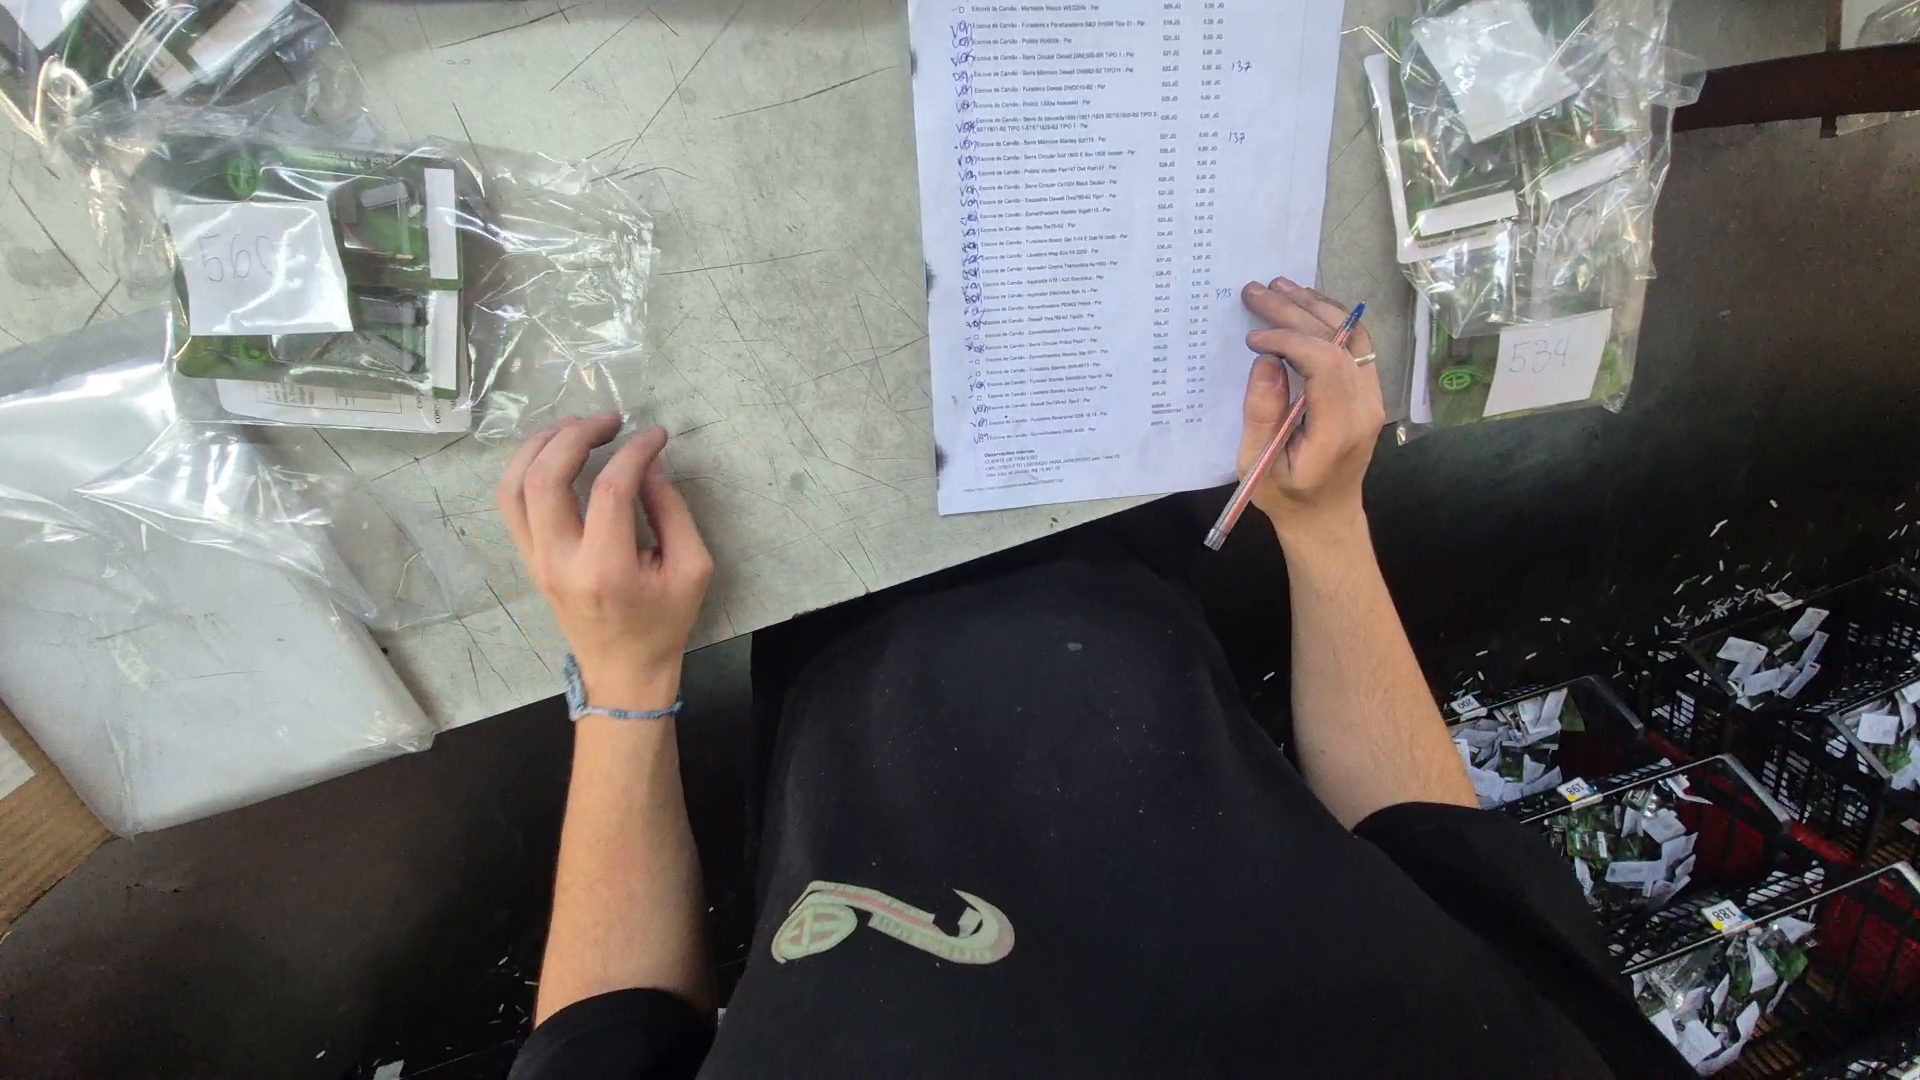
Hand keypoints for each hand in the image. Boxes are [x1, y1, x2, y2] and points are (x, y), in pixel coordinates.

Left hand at [497, 414, 712, 710]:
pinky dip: (525, 468)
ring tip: (575, 427)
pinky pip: (510, 504)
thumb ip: (672, 513)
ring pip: (514, 487)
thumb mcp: (692, 569)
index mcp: (607, 569)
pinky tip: (553, 453)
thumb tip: (647, 465)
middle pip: (545, 479)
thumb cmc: (665, 622)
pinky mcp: (529, 560)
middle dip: (576, 436)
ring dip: (540, 446)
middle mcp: (560, 562)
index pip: (611, 490)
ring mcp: (536, 561)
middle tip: (610, 420)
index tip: (656, 435)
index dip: (634, 452)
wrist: (624, 670)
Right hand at [1238, 278, 1384, 544]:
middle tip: (1256, 292)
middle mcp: (1365, 406)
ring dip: (1316, 307)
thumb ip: (1261, 413)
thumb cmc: (1286, 498)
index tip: (1253, 338)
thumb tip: (1265, 360)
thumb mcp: (1258, 464)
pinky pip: (1357, 345)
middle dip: (1295, 311)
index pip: (1324, 361)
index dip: (1289, 339)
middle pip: (1338, 340)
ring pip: (1354, 335)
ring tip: (1280, 288)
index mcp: (1339, 427)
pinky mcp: (1367, 393)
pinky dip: (1330, 320)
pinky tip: (1305, 307)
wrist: (1326, 517)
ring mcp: (1372, 397)